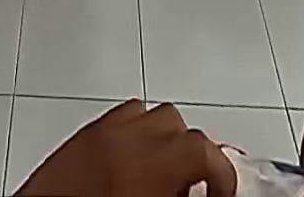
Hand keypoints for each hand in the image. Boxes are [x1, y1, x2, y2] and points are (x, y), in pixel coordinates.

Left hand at [15, 100, 236, 196]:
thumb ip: (180, 196)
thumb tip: (198, 195)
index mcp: (153, 162)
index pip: (205, 151)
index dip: (221, 175)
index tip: (221, 194)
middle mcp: (129, 136)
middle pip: (177, 124)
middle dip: (190, 153)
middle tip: (190, 189)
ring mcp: (103, 130)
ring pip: (149, 113)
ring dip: (160, 139)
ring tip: (159, 176)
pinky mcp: (82, 134)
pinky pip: (119, 117)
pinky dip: (132, 132)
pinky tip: (129, 165)